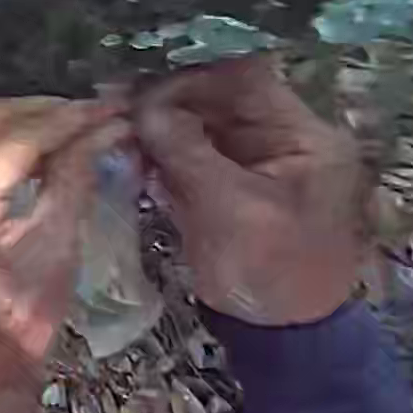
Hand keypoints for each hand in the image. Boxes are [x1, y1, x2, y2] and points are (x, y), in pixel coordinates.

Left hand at [0, 97, 128, 412]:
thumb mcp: (59, 250)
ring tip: (84, 124)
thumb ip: (75, 180)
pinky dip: (18, 140)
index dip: (68, 120)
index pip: (17, 142)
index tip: (111, 109)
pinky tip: (54, 143)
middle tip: (100, 113)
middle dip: (51, 112)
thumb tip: (104, 130)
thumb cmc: (24, 323)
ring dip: (35, 122)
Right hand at [134, 57, 367, 326]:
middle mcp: (273, 139)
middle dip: (164, 100)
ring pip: (192, 124)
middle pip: (213, 99)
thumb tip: (142, 107)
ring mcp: (243, 161)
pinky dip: (154, 151)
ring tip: (112, 124)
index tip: (144, 90)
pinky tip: (125, 151)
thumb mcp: (233, 208)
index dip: (192, 77)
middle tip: (114, 102)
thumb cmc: (270, 271)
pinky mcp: (218, 183)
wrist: (277, 334)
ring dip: (154, 125)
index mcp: (300, 136)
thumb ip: (188, 152)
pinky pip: (183, 153)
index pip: (244, 80)